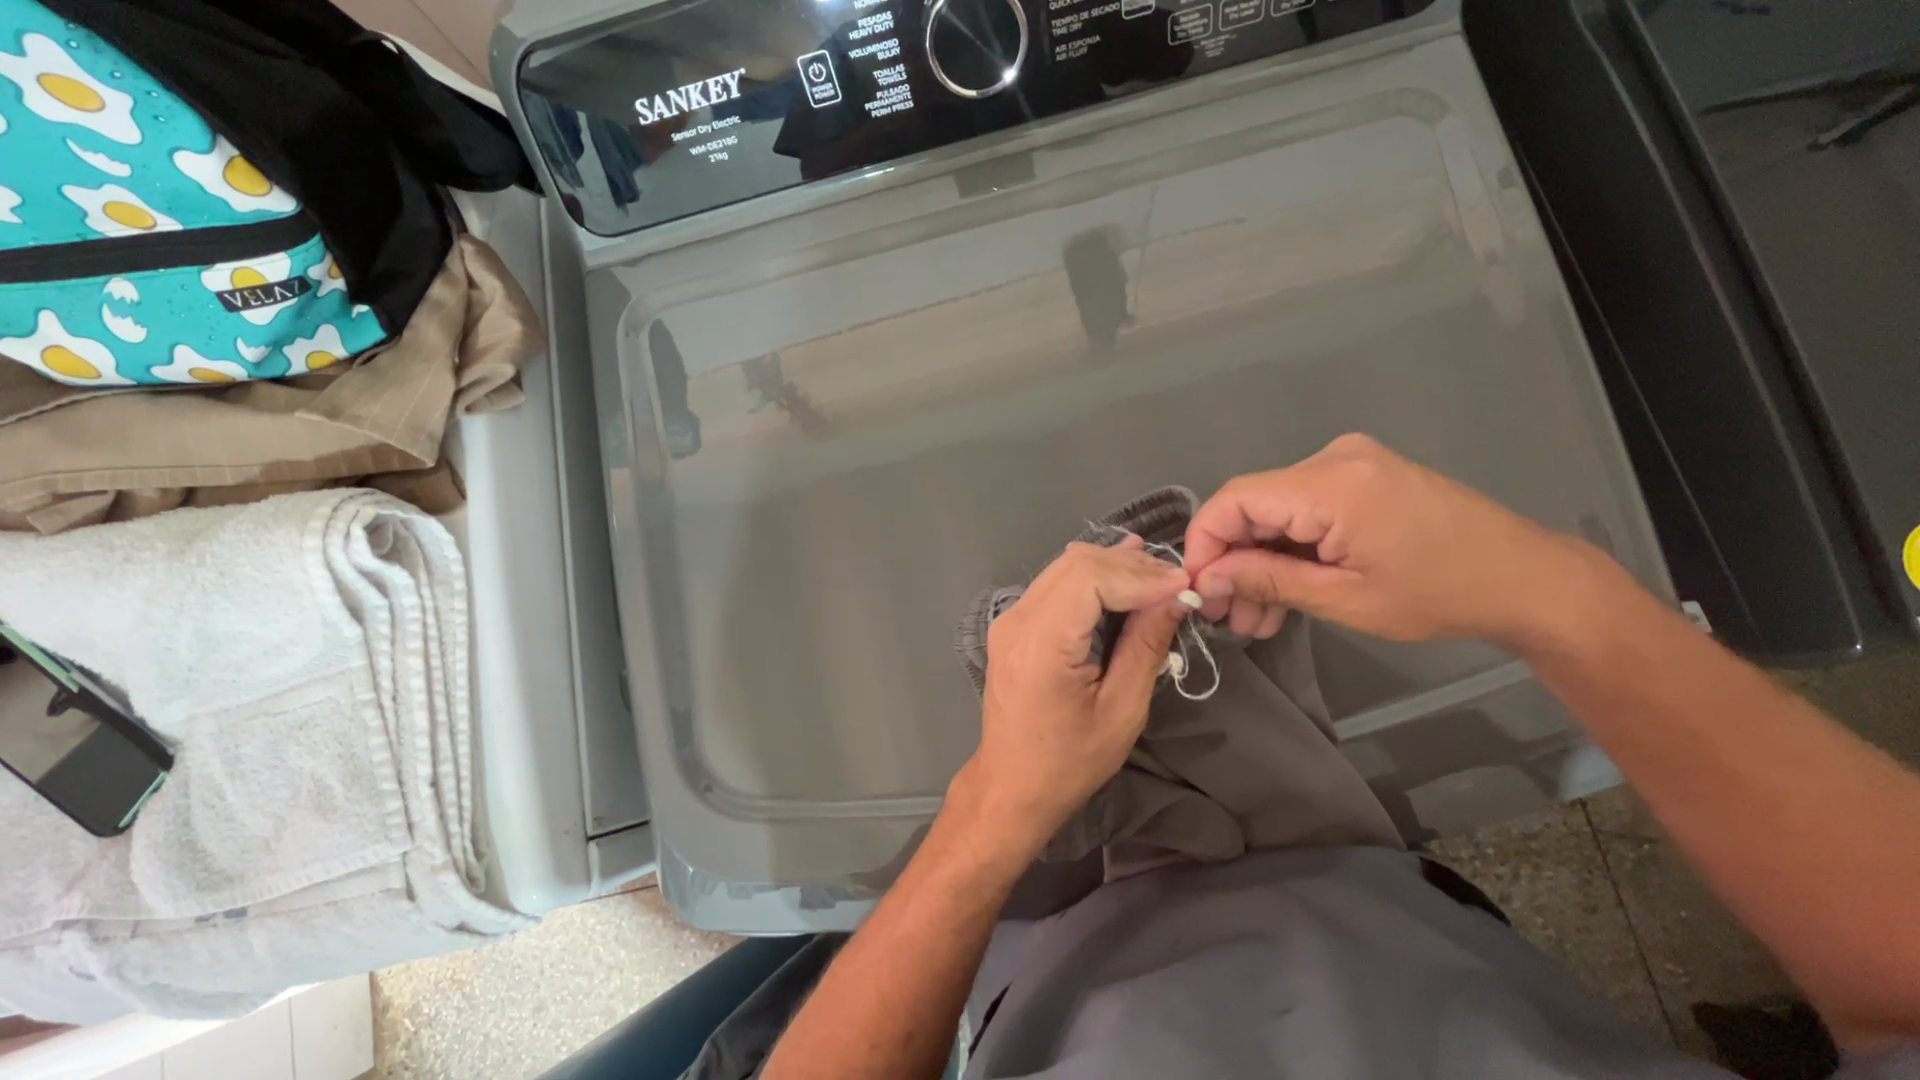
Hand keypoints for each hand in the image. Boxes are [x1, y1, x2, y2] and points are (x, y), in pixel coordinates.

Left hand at [956, 537, 1188, 857]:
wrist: (1012, 785)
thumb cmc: (1070, 761)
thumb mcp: (1122, 710)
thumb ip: (1146, 646)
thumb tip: (1176, 598)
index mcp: (1040, 644)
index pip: (1090, 578)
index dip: (1140, 575)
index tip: (1183, 585)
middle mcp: (1016, 620)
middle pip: (1077, 564)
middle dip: (1131, 566)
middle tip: (1177, 582)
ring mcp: (1009, 619)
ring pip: (1065, 567)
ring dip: (1114, 567)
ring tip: (1160, 579)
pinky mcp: (1013, 625)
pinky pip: (1056, 583)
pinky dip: (1093, 576)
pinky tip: (1126, 576)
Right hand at [1182, 433, 1599, 644]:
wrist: (1526, 580)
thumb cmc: (1439, 595)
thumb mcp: (1344, 598)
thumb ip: (1266, 580)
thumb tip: (1205, 579)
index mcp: (1332, 483)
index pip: (1234, 499)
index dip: (1204, 544)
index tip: (1199, 590)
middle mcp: (1335, 459)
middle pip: (1253, 505)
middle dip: (1233, 561)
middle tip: (1229, 616)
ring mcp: (1351, 464)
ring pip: (1276, 511)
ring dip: (1261, 560)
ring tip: (1257, 617)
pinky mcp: (1363, 477)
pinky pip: (1305, 510)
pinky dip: (1290, 548)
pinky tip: (1286, 593)